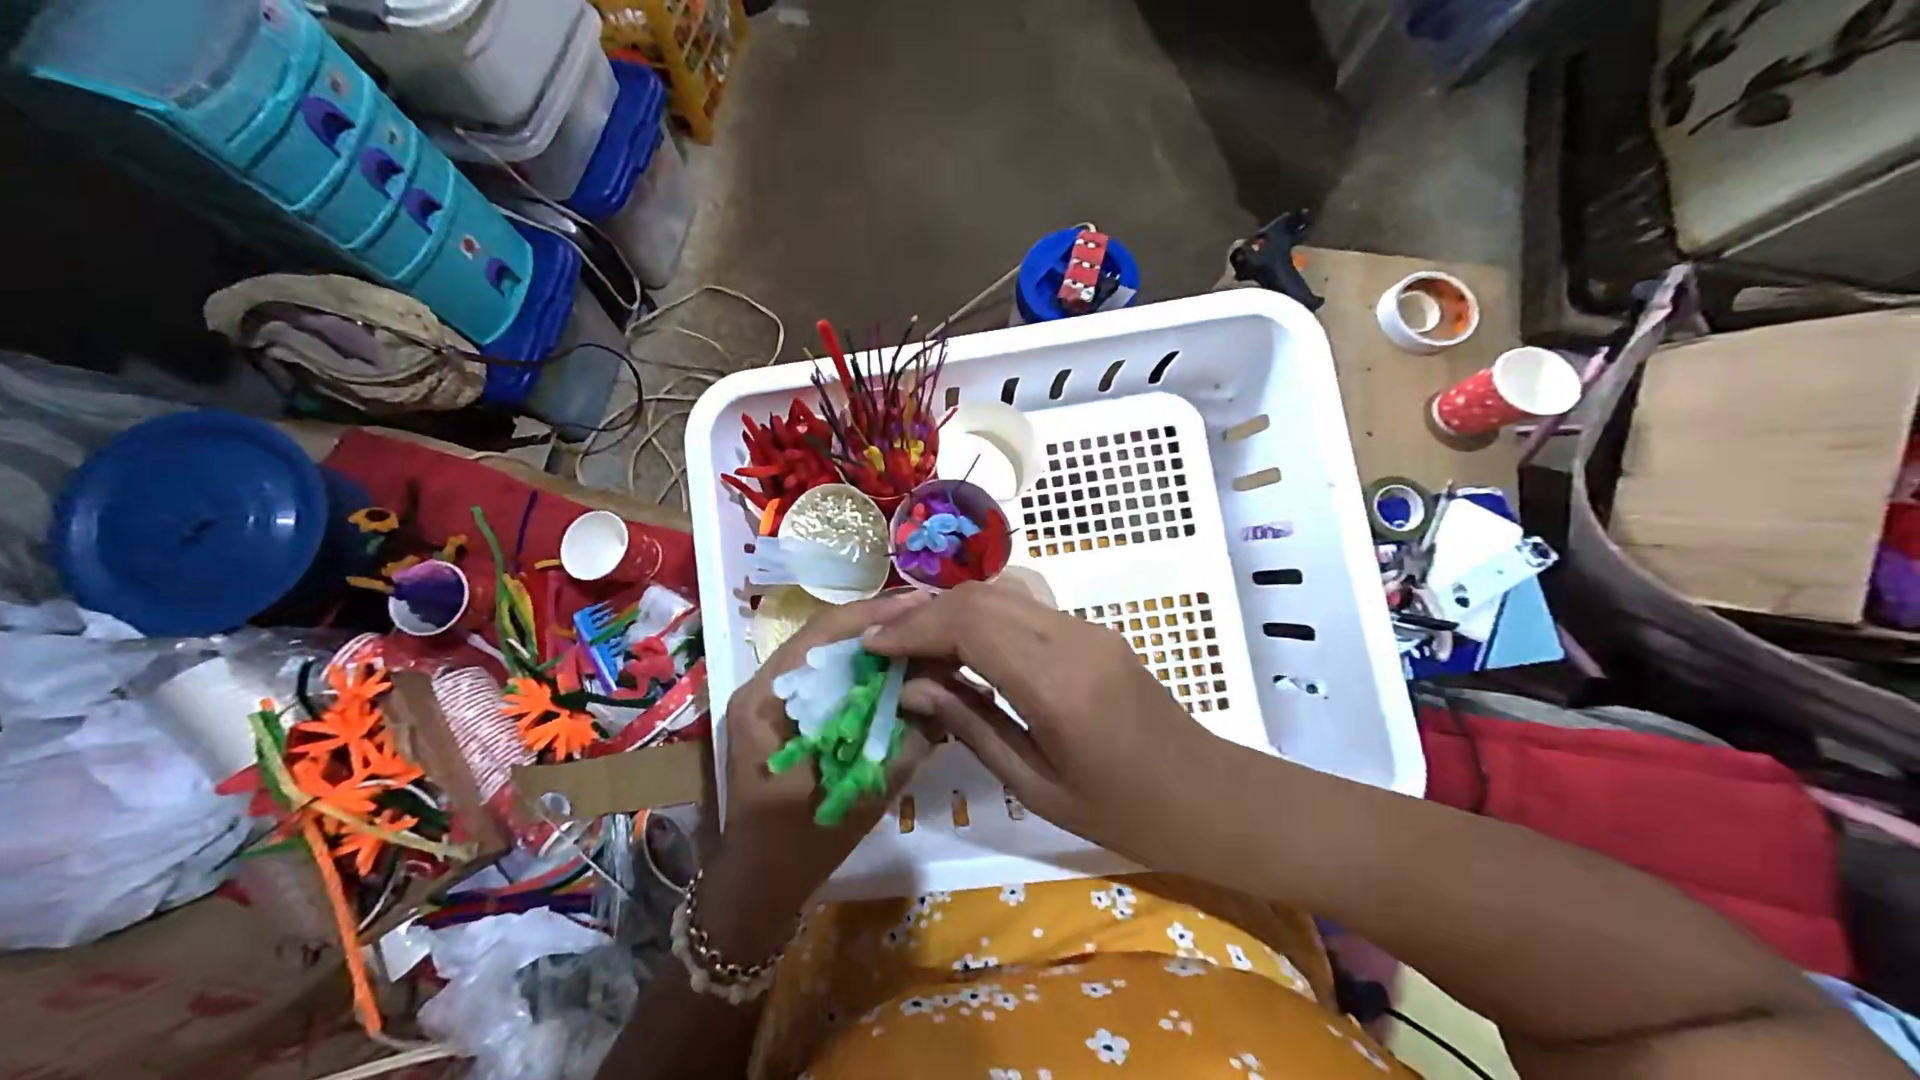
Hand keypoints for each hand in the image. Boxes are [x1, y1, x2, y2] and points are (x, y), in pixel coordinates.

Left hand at [707, 590, 933, 939]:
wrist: (758, 882)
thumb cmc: (802, 843)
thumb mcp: (862, 794)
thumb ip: (904, 741)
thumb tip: (944, 690)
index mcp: (766, 700)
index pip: (822, 635)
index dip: (875, 614)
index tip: (922, 603)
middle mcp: (762, 687)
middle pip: (824, 637)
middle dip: (879, 622)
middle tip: (929, 612)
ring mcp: (770, 698)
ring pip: (827, 653)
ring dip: (872, 642)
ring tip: (920, 631)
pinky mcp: (785, 713)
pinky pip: (828, 676)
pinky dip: (862, 668)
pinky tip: (896, 666)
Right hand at [862, 581, 1228, 869]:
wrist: (1208, 795)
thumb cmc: (1124, 813)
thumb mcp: (1036, 785)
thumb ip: (970, 725)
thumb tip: (911, 687)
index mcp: (1059, 686)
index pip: (970, 626)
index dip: (913, 629)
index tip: (871, 645)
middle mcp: (1074, 639)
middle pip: (981, 598)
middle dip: (924, 613)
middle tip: (883, 642)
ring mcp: (1088, 629)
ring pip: (1002, 595)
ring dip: (951, 610)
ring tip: (911, 642)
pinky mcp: (1094, 631)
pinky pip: (1026, 609)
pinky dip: (982, 618)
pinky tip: (959, 645)